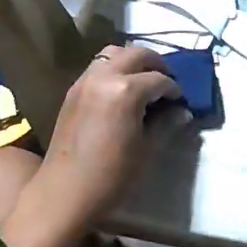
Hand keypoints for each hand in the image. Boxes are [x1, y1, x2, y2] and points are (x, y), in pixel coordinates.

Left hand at [6, 46, 180, 246]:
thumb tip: (182, 112)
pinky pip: (98, 66)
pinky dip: (114, 69)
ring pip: (113, 53)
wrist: (64, 193)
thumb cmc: (111, 175)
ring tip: (143, 81)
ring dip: (132, 61)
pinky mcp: (73, 91)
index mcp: (126, 90)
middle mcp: (104, 76)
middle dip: (156, 64)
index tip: (181, 102)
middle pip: (137, 54)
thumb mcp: (146, 149)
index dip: (175, 90)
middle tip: (167, 83)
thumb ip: (166, 123)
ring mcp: (85, 81)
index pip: (160, 79)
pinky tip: (121, 91)